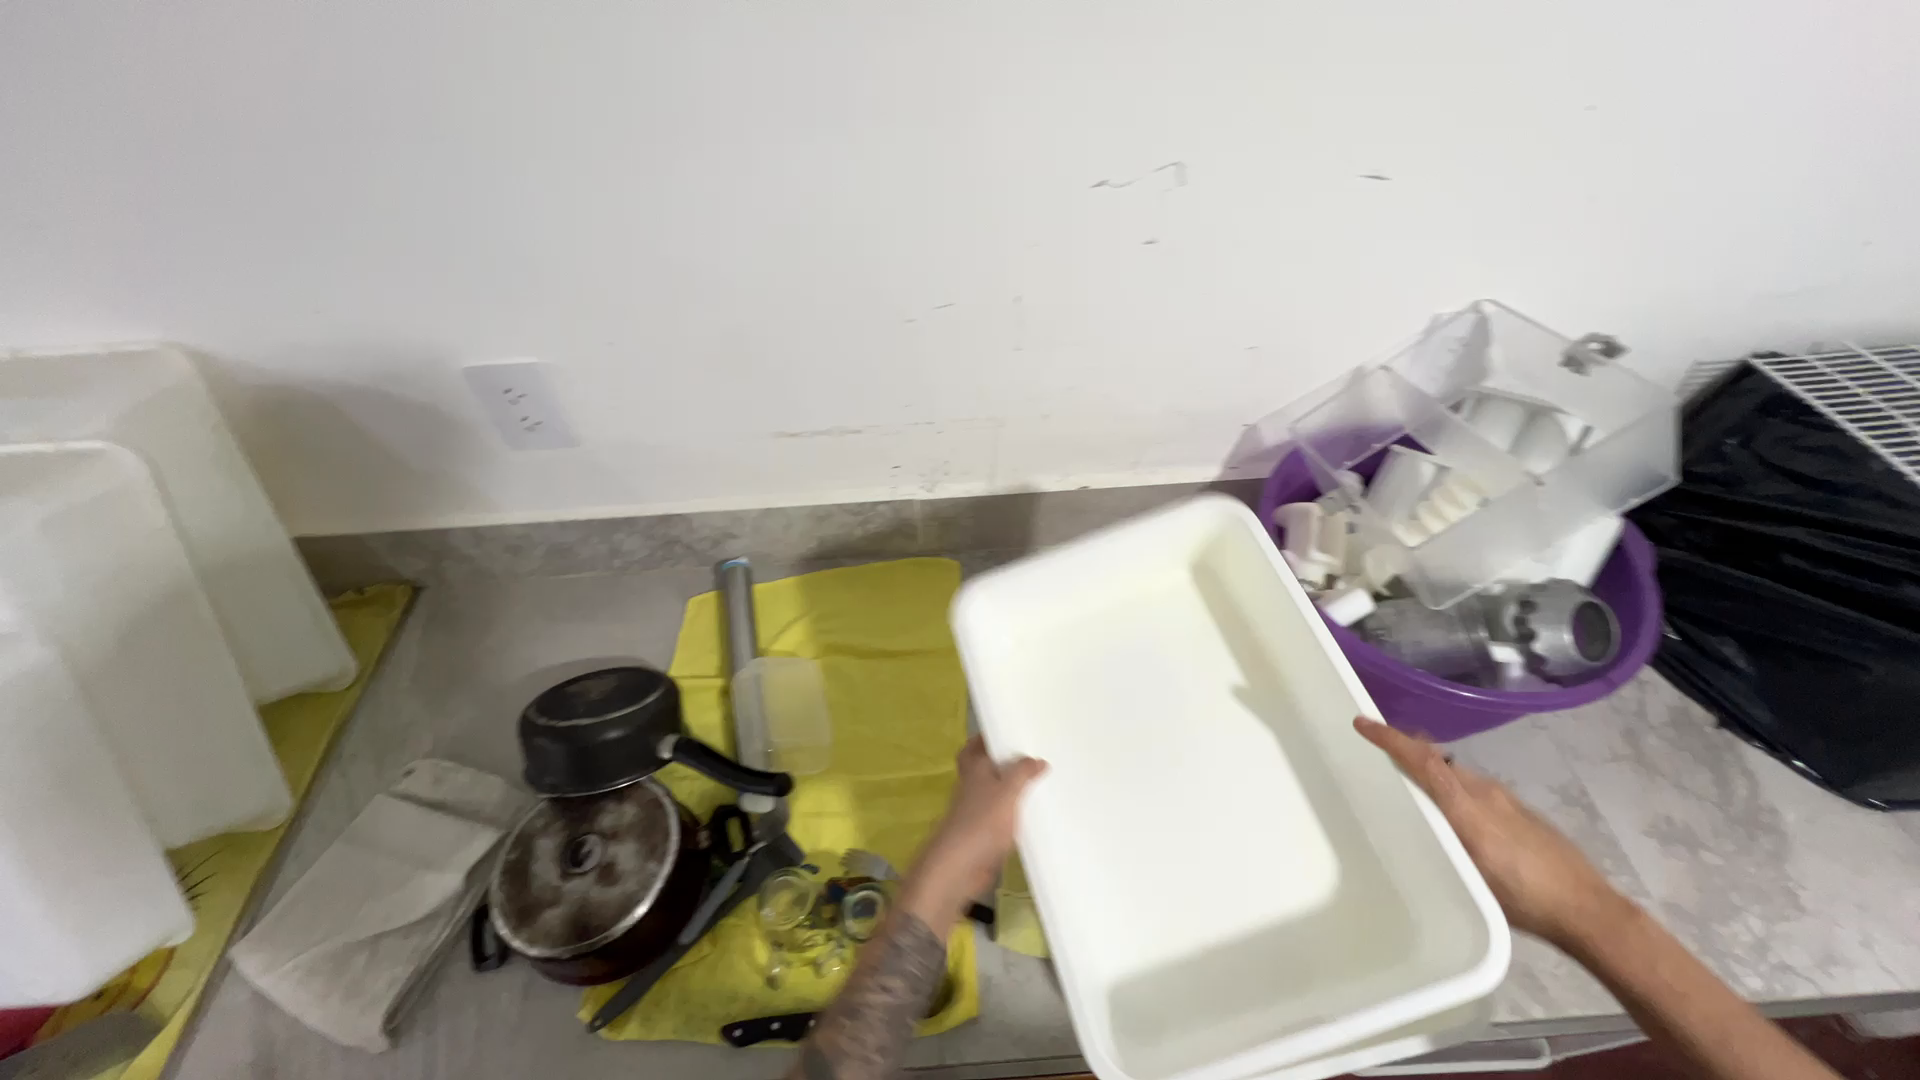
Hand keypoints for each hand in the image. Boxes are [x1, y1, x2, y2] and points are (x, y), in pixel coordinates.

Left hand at [901, 736, 1047, 924]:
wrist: (959, 867)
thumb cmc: (981, 821)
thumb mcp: (1007, 791)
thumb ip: (1022, 773)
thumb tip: (1038, 760)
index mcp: (974, 770)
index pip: (974, 747)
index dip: (985, 739)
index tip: (1006, 732)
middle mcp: (972, 787)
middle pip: (984, 770)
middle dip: (1002, 764)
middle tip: (1028, 758)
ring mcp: (976, 812)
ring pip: (994, 794)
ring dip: (1010, 790)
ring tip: (1038, 784)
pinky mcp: (983, 835)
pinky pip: (1000, 818)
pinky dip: (1013, 815)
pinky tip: (1033, 816)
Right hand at [1354, 716, 1634, 947]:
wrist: (1590, 911)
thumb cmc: (1525, 900)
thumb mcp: (1472, 876)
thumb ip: (1443, 840)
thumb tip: (1414, 815)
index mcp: (1468, 808)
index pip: (1424, 761)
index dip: (1391, 740)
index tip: (1362, 723)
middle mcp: (1486, 794)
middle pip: (1436, 760)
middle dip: (1404, 750)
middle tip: (1375, 754)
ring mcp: (1506, 800)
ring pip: (1456, 774)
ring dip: (1429, 771)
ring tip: (1407, 787)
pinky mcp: (1519, 811)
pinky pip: (1473, 788)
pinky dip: (1451, 788)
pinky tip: (1450, 814)